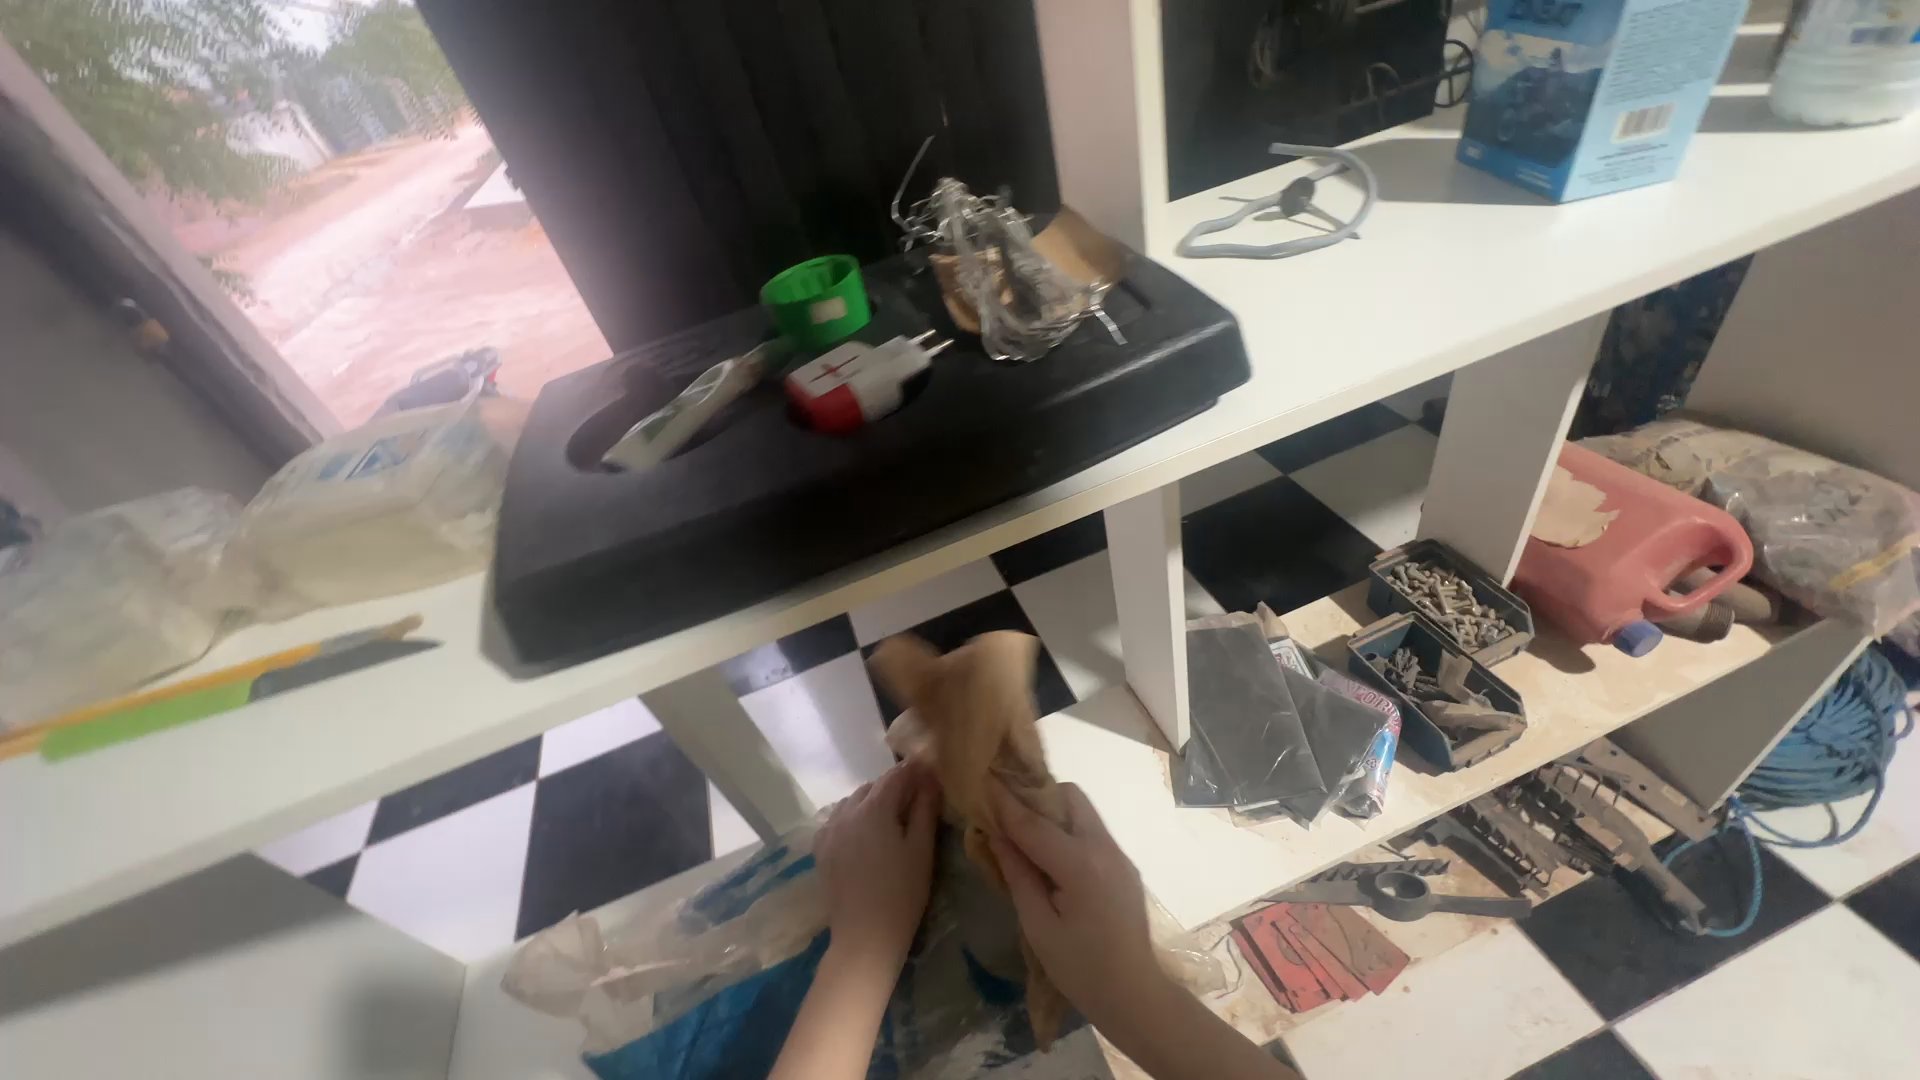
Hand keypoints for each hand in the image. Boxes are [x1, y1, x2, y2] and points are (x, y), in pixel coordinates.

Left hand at [815, 761, 940, 970]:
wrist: (864, 937)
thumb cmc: (902, 893)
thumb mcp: (921, 849)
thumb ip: (925, 809)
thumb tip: (930, 779)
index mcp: (873, 808)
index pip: (895, 776)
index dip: (913, 770)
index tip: (929, 769)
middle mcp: (846, 812)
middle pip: (872, 787)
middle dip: (893, 786)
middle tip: (914, 798)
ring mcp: (829, 830)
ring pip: (852, 801)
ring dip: (871, 800)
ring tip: (890, 817)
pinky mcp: (820, 849)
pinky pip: (837, 819)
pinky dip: (853, 817)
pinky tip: (865, 833)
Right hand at [987, 778, 1169, 1027]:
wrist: (1137, 997)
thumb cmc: (1082, 971)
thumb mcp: (1038, 927)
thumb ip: (1017, 875)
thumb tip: (996, 835)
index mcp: (1080, 865)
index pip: (1033, 823)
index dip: (1004, 801)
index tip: (983, 777)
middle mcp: (1104, 848)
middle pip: (1069, 796)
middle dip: (1037, 796)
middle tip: (1007, 811)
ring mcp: (1119, 853)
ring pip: (1083, 809)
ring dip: (1054, 811)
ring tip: (1026, 832)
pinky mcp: (1123, 864)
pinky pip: (1091, 829)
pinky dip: (1068, 828)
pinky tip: (1051, 854)